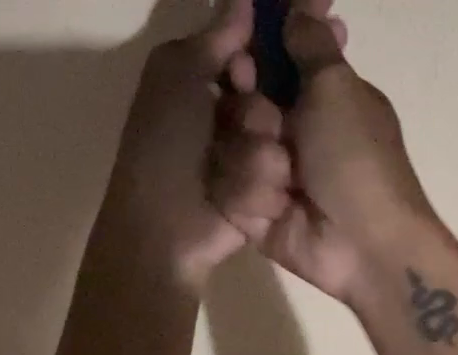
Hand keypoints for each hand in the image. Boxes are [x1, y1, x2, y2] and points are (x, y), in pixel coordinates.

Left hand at [102, 0, 260, 290]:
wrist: (164, 228)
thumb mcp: (177, 75)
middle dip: (261, 115)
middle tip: (239, 126)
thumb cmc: (162, 146)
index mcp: (213, 84)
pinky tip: (237, 201)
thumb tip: (244, 0)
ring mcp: (255, 162)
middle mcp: (238, 119)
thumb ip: (214, 37)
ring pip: (285, 144)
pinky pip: (284, 183)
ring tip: (226, 176)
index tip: (295, 48)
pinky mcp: (268, 200)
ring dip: (257, 157)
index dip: (278, 48)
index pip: (260, 56)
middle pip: (280, 101)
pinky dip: (259, 190)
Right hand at [208, 0, 440, 303]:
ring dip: (257, 161)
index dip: (253, 55)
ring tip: (288, 181)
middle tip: (274, 126)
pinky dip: (252, 195)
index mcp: (315, 97)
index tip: (249, 56)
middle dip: (253, 113)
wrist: (363, 244)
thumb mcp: (339, 87)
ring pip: (226, 146)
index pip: (268, 62)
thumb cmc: (357, 159)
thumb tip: (306, 5)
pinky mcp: (251, 212)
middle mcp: (288, 133)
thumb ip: (312, 43)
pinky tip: (279, 209)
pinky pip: (225, 187)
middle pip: (237, 102)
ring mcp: (267, 173)